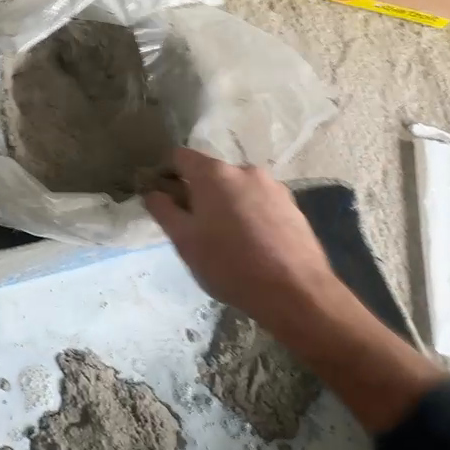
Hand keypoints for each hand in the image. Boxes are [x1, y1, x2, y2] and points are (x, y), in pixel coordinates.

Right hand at [146, 148, 443, 431]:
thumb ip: (164, 210)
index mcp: (214, 173)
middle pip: (211, 174)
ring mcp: (273, 187)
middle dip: (199, 194)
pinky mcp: (293, 206)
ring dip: (226, 205)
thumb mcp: (184, 241)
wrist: (296, 293)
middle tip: (195, 229)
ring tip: (227, 241)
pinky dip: (250, 215)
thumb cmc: (230, 265)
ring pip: (237, 189)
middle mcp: (245, 170)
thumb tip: (153, 192)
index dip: (167, 174)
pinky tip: (253, 245)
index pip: (180, 157)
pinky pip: (260, 202)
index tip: (165, 200)